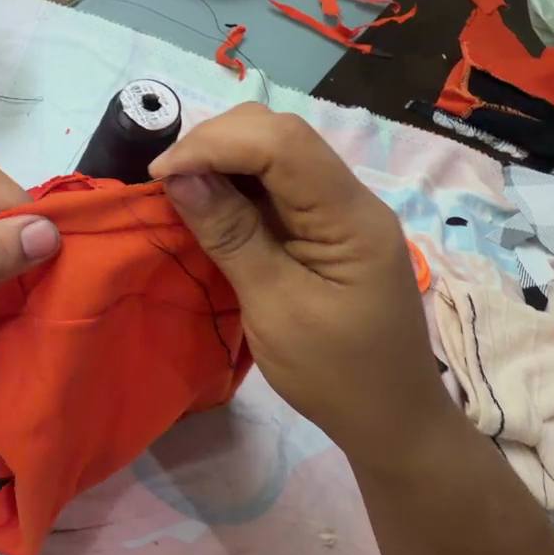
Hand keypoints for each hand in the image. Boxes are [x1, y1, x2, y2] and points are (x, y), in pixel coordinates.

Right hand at [148, 103, 454, 458]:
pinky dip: (233, 183)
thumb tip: (180, 177)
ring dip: (221, 158)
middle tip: (167, 181)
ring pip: (275, 150)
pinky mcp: (322, 225)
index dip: (215, 144)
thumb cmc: (336, 375)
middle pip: (279, 134)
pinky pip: (274, 182)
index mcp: (351, 217)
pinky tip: (207, 201)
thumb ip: (231, 236)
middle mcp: (349, 199)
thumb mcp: (276, 309)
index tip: (162, 175)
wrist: (391, 420)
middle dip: (215, 142)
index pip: (282, 144)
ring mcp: (337, 210)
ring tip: (179, 188)